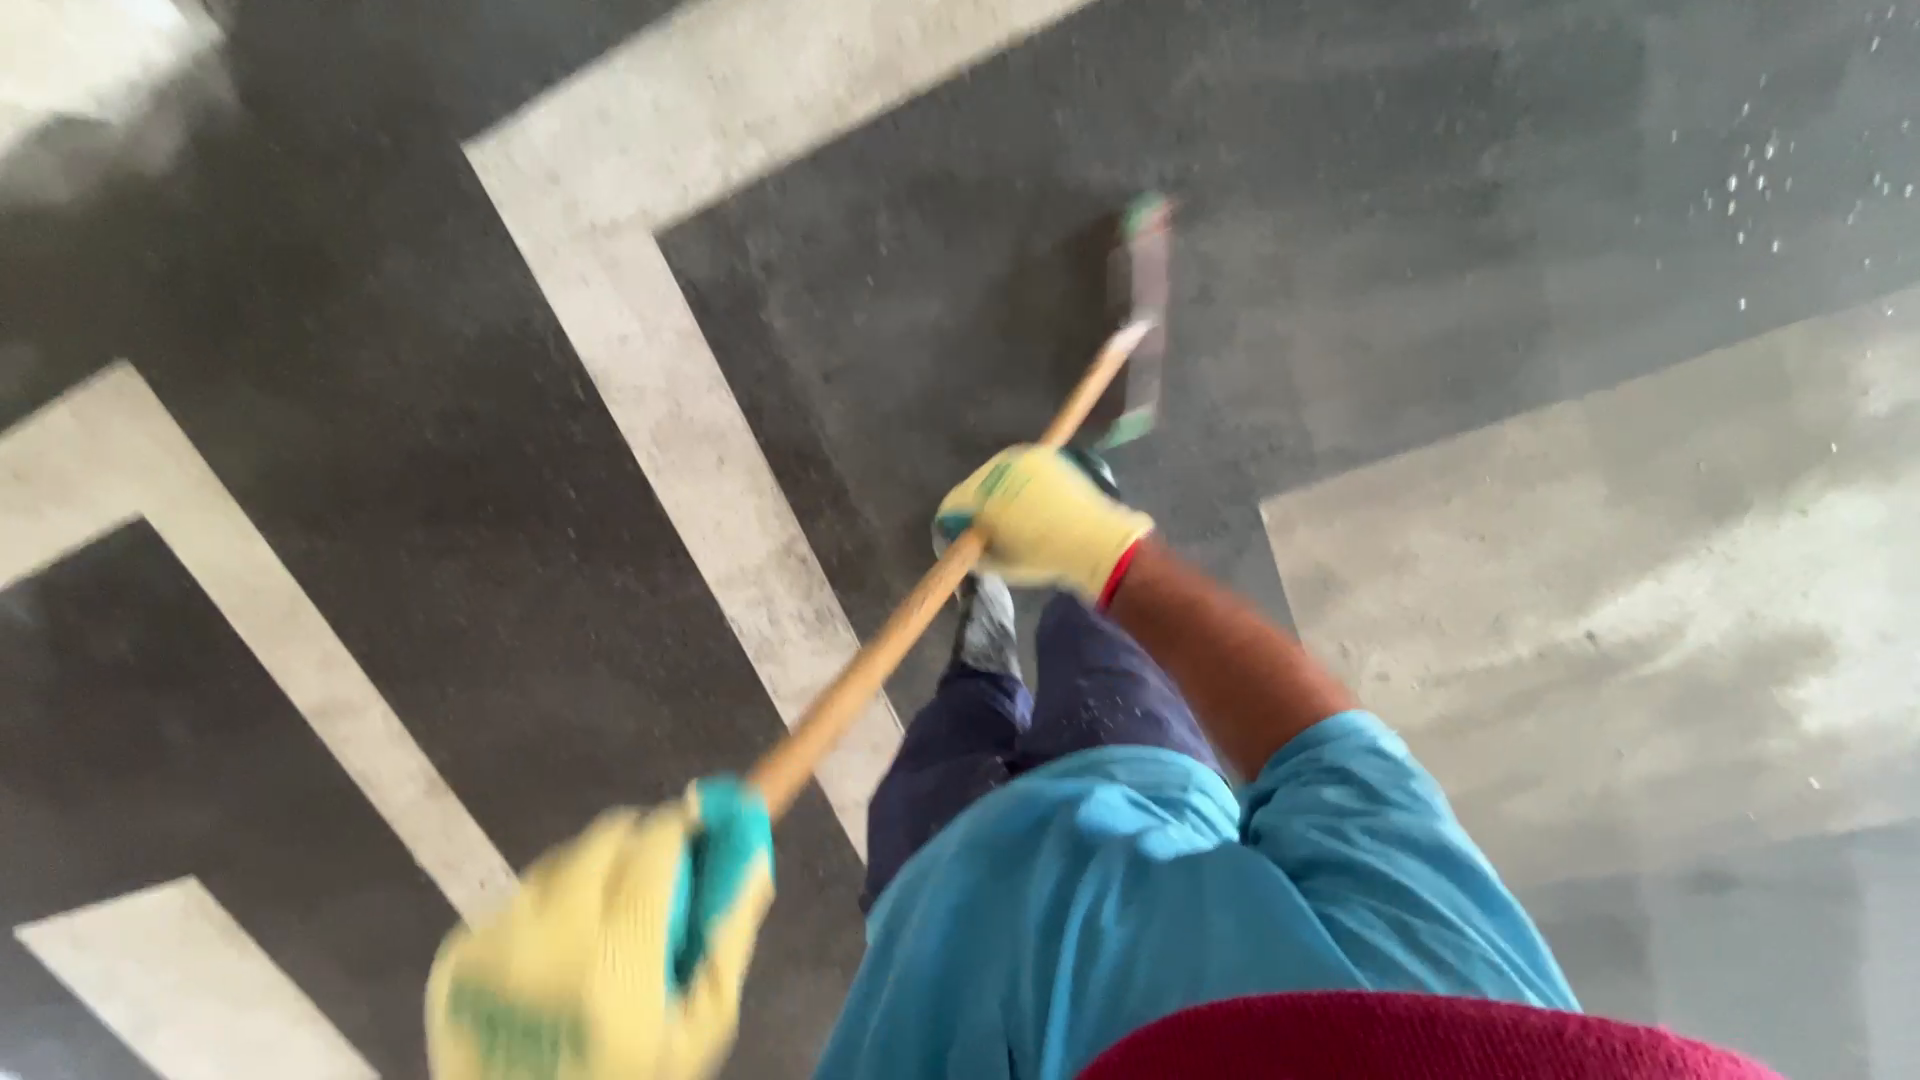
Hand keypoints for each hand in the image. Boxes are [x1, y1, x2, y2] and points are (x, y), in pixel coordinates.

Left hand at [425, 778, 773, 1079]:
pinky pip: (513, 900)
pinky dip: (542, 906)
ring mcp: (493, 948)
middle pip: (603, 839)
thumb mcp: (703, 1025)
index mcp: (617, 958)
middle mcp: (549, 940)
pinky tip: (553, 946)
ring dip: (588, 868)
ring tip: (601, 912)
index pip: (654, 847)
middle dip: (636, 840)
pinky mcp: (453, 961)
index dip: (681, 825)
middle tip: (652, 870)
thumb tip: (755, 858)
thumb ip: (730, 936)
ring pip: (556, 861)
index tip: (696, 828)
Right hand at [934, 445, 1154, 604]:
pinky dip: (1018, 481)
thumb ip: (975, 551)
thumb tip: (967, 541)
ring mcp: (1022, 458)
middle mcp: (997, 470)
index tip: (965, 534)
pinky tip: (1032, 499)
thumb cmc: (1046, 558)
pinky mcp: (1043, 455)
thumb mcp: (1001, 564)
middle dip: (977, 503)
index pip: (952, 504)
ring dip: (997, 490)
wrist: (1095, 540)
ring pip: (995, 473)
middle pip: (972, 485)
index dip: (954, 521)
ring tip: (1014, 512)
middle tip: (991, 524)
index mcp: (982, 498)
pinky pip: (1018, 467)